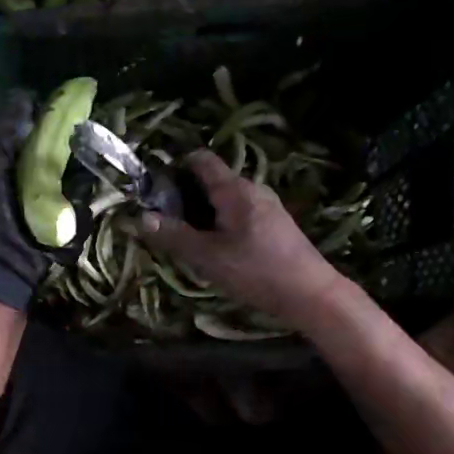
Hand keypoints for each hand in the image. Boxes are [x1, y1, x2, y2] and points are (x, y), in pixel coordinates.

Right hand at [138, 151, 347, 329]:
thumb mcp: (207, 257)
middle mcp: (252, 188)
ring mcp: (267, 205)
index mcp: (234, 189)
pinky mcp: (275, 224)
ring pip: (226, 199)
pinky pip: (240, 212)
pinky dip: (221, 221)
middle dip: (186, 195)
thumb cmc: (256, 271)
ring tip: (186, 237)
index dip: (176, 166)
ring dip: (204, 212)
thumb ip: (174, 236)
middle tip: (165, 220)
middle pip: (212, 180)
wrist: (311, 293)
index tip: (155, 186)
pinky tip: (216, 247)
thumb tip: (141, 218)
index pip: (201, 160)